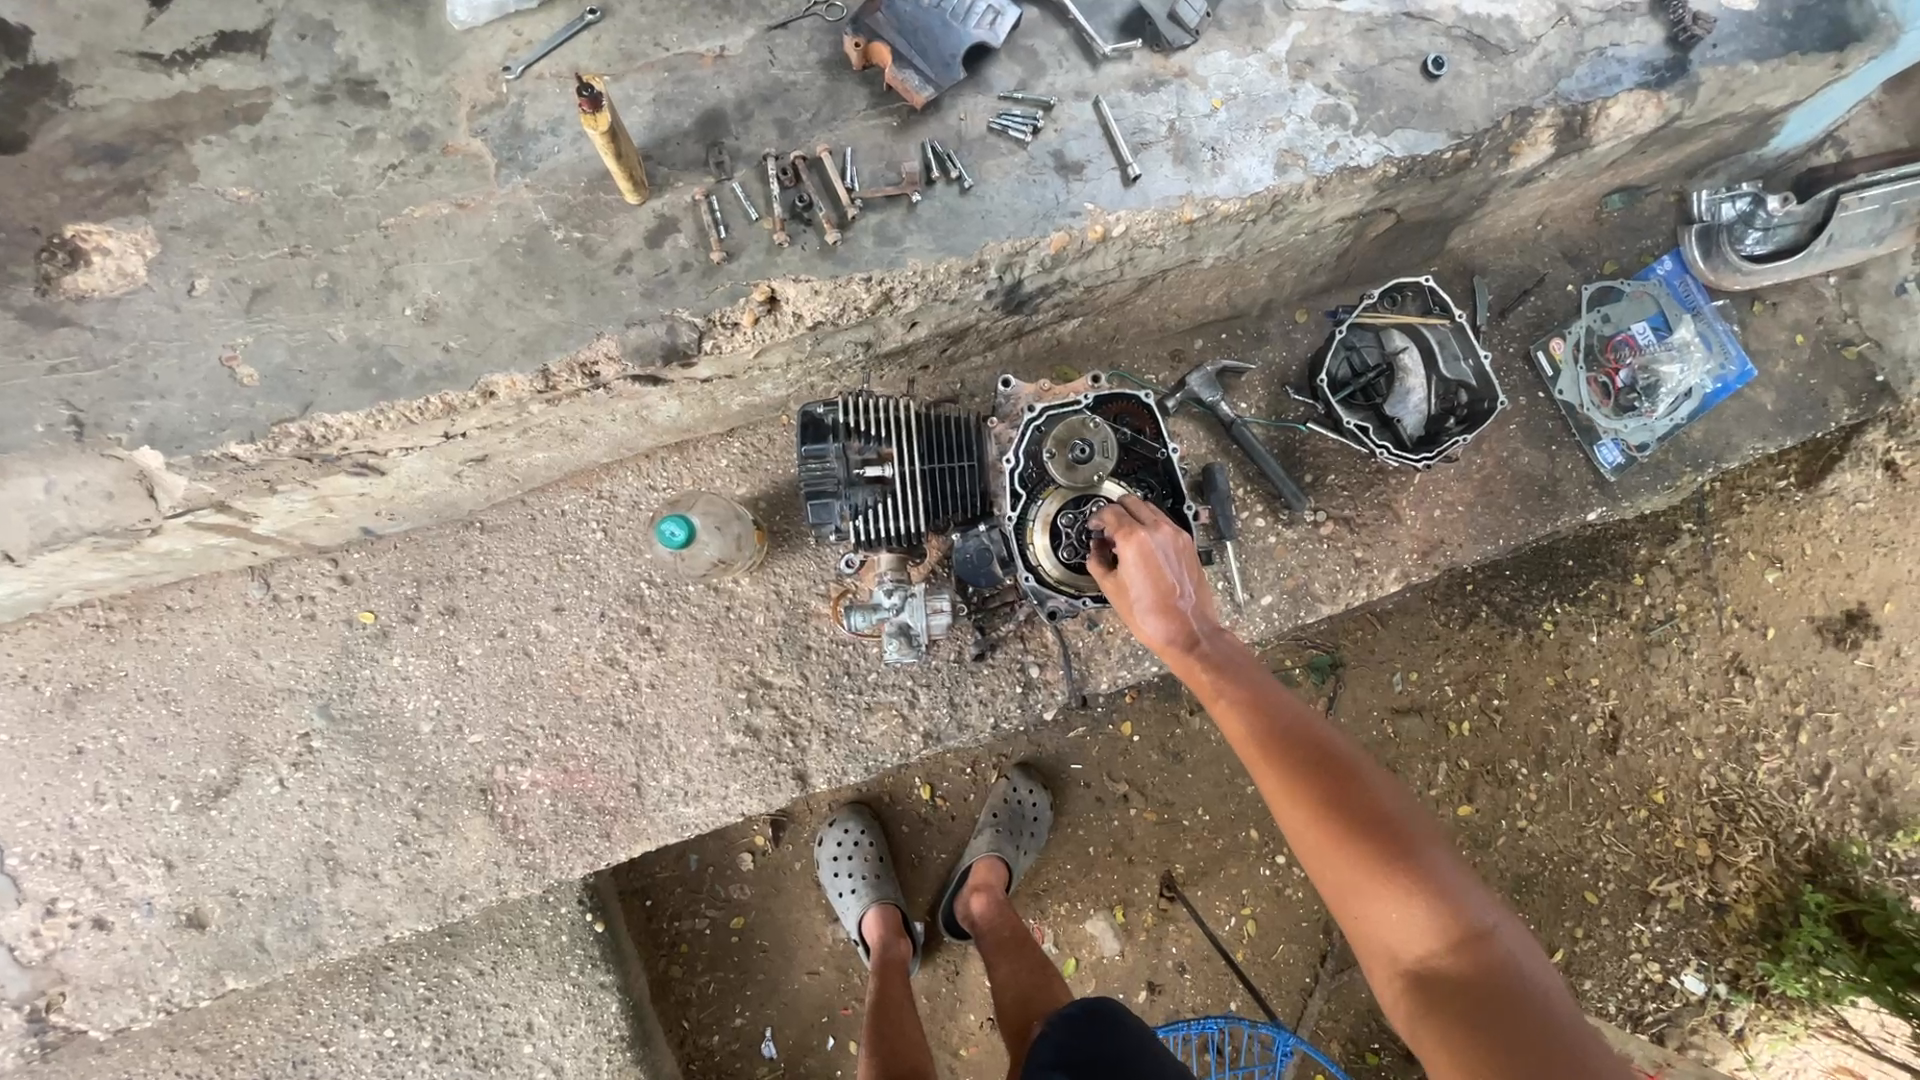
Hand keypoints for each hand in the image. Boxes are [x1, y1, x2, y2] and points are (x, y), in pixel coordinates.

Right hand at [1087, 495, 1225, 662]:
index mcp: (1134, 539)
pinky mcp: (1187, 544)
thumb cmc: (1151, 615)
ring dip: (1134, 516)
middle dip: (1115, 511)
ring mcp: (1175, 535)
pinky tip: (1144, 547)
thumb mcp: (1111, 588)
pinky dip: (1151, 526)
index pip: (1110, 512)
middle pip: (1131, 501)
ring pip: (1150, 509)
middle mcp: (1157, 531)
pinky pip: (1165, 523)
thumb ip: (1097, 561)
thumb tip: (1096, 551)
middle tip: (1107, 529)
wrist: (1186, 630)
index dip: (1097, 517)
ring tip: (1125, 538)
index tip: (1094, 526)